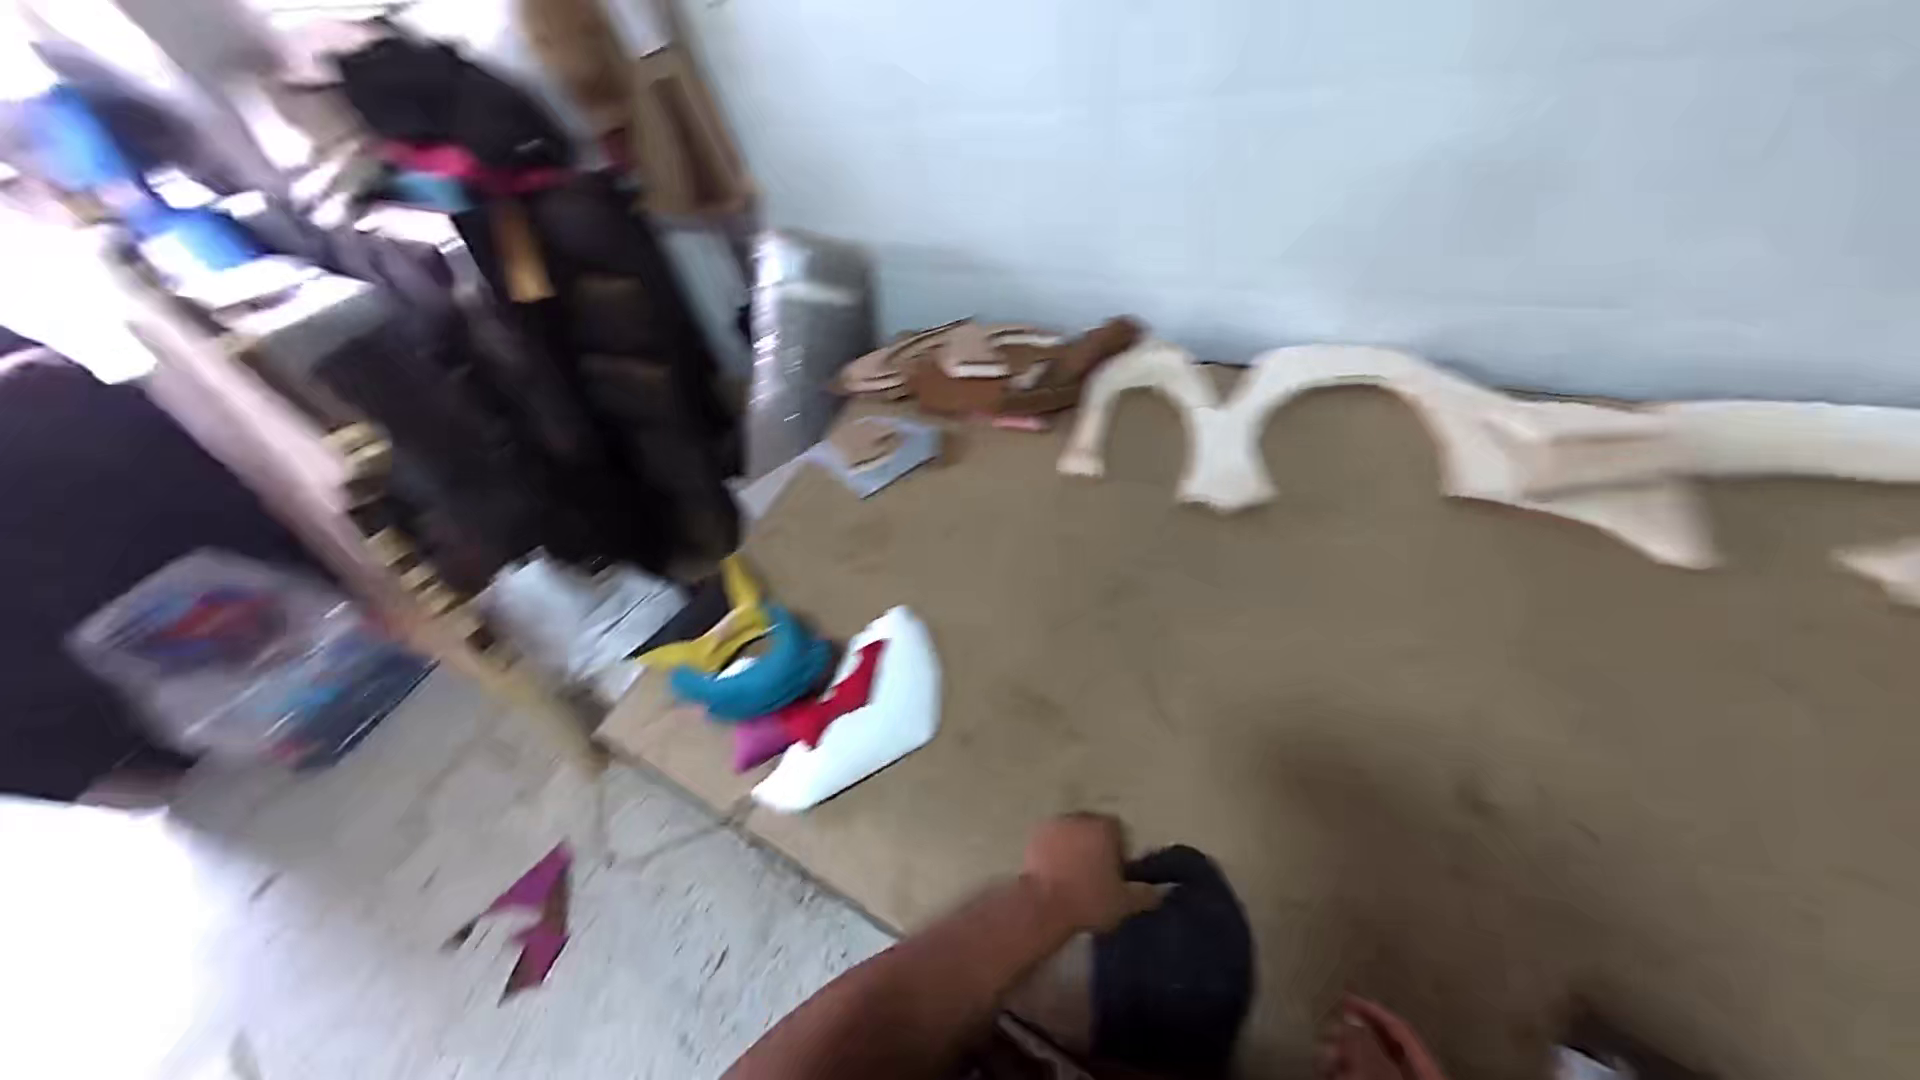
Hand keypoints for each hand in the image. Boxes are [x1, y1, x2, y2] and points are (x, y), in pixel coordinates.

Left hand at [1020, 813, 1163, 934]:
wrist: (1044, 905)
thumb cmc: (1089, 900)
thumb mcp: (1124, 903)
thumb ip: (1146, 894)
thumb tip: (1162, 891)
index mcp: (1104, 827)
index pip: (1118, 830)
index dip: (1119, 849)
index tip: (1115, 871)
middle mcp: (1080, 817)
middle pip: (1093, 826)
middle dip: (1095, 844)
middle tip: (1095, 872)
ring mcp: (1054, 823)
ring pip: (1071, 830)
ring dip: (1074, 844)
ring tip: (1073, 873)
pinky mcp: (1034, 834)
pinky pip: (1050, 838)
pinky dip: (1054, 849)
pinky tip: (1055, 871)